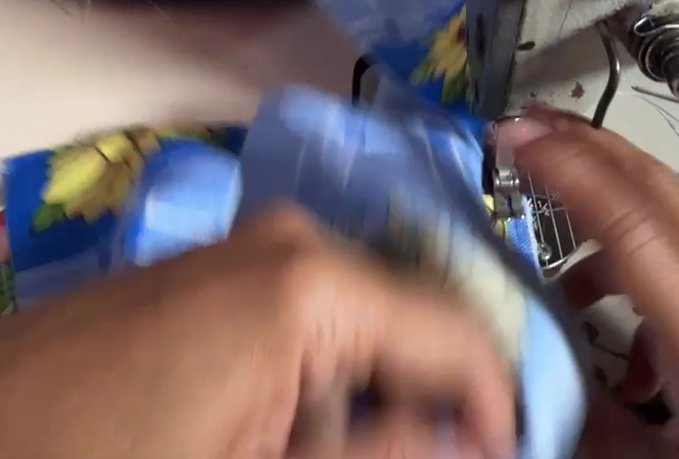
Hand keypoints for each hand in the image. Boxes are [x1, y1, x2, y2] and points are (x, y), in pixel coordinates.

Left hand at [0, 205, 514, 458]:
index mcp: (311, 276)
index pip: (456, 328)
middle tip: (404, 455)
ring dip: (353, 404)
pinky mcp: (183, 282)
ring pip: (342, 332)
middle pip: (400, 326)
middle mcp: (281, 240)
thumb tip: (469, 439)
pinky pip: (282, 329)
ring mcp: (226, 253)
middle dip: (413, 407)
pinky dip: (298, 390)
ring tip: (321, 443)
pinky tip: (258, 432)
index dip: (495, 408)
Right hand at [500, 108, 678, 458]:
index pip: (632, 224)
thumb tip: (537, 387)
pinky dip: (660, 279)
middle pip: (660, 191)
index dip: (571, 170)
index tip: (519, 137)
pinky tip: (642, 348)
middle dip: (589, 146)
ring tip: (565, 283)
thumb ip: (600, 427)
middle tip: (529, 125)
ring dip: (617, 226)